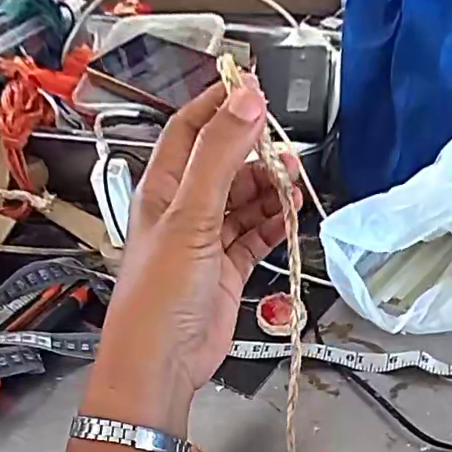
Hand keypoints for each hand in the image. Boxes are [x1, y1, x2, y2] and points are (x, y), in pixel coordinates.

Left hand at [87, 77, 298, 430]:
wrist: (164, 359)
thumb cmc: (158, 297)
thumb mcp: (190, 216)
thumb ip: (220, 157)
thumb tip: (245, 104)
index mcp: (163, 190)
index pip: (191, 132)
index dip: (221, 108)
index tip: (253, 91)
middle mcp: (184, 213)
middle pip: (224, 168)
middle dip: (255, 155)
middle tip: (286, 152)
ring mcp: (206, 244)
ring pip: (244, 204)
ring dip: (268, 192)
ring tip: (293, 184)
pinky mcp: (226, 273)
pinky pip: (253, 239)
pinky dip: (272, 227)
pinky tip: (288, 218)